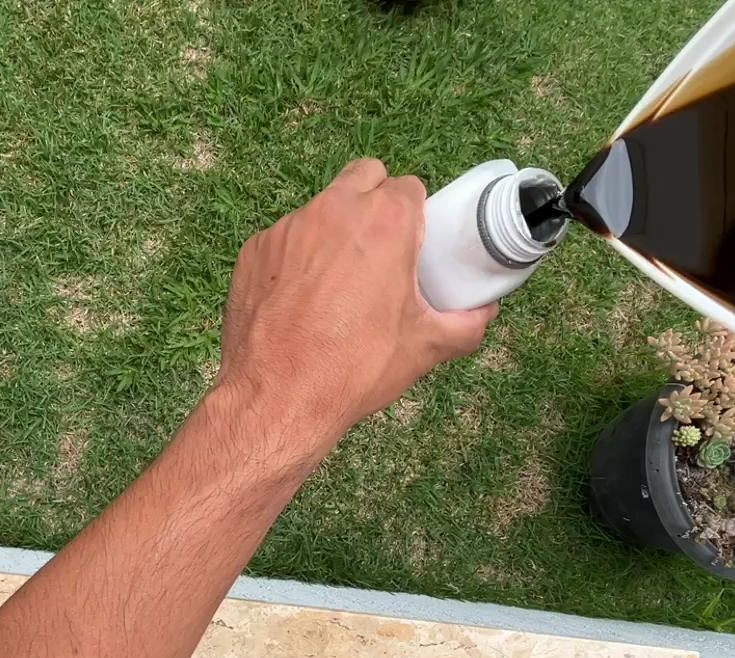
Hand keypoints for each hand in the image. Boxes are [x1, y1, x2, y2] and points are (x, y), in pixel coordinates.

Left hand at [211, 158, 497, 453]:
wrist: (278, 400)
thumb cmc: (352, 370)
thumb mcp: (425, 348)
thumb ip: (466, 324)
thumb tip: (481, 315)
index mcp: (384, 222)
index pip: (409, 189)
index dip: (413, 217)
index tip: (409, 248)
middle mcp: (331, 211)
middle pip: (362, 180)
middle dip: (373, 204)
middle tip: (375, 254)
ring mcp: (286, 230)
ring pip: (318, 212)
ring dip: (330, 235)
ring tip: (332, 288)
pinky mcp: (253, 253)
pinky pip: (281, 243)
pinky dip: (292, 263)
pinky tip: (295, 303)